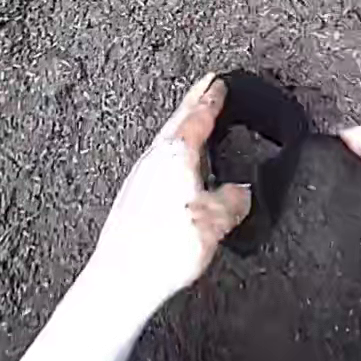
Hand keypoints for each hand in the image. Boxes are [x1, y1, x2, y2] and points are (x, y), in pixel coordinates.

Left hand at [86, 73, 252, 312]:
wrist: (119, 279)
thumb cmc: (162, 249)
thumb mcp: (215, 223)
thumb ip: (233, 201)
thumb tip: (242, 192)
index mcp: (177, 153)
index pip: (199, 115)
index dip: (212, 97)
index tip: (219, 82)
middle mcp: (156, 156)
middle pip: (179, 118)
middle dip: (195, 98)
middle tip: (207, 84)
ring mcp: (142, 173)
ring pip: (167, 135)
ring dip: (183, 120)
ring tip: (194, 116)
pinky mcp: (134, 192)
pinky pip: (159, 154)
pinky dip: (173, 145)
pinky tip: (176, 159)